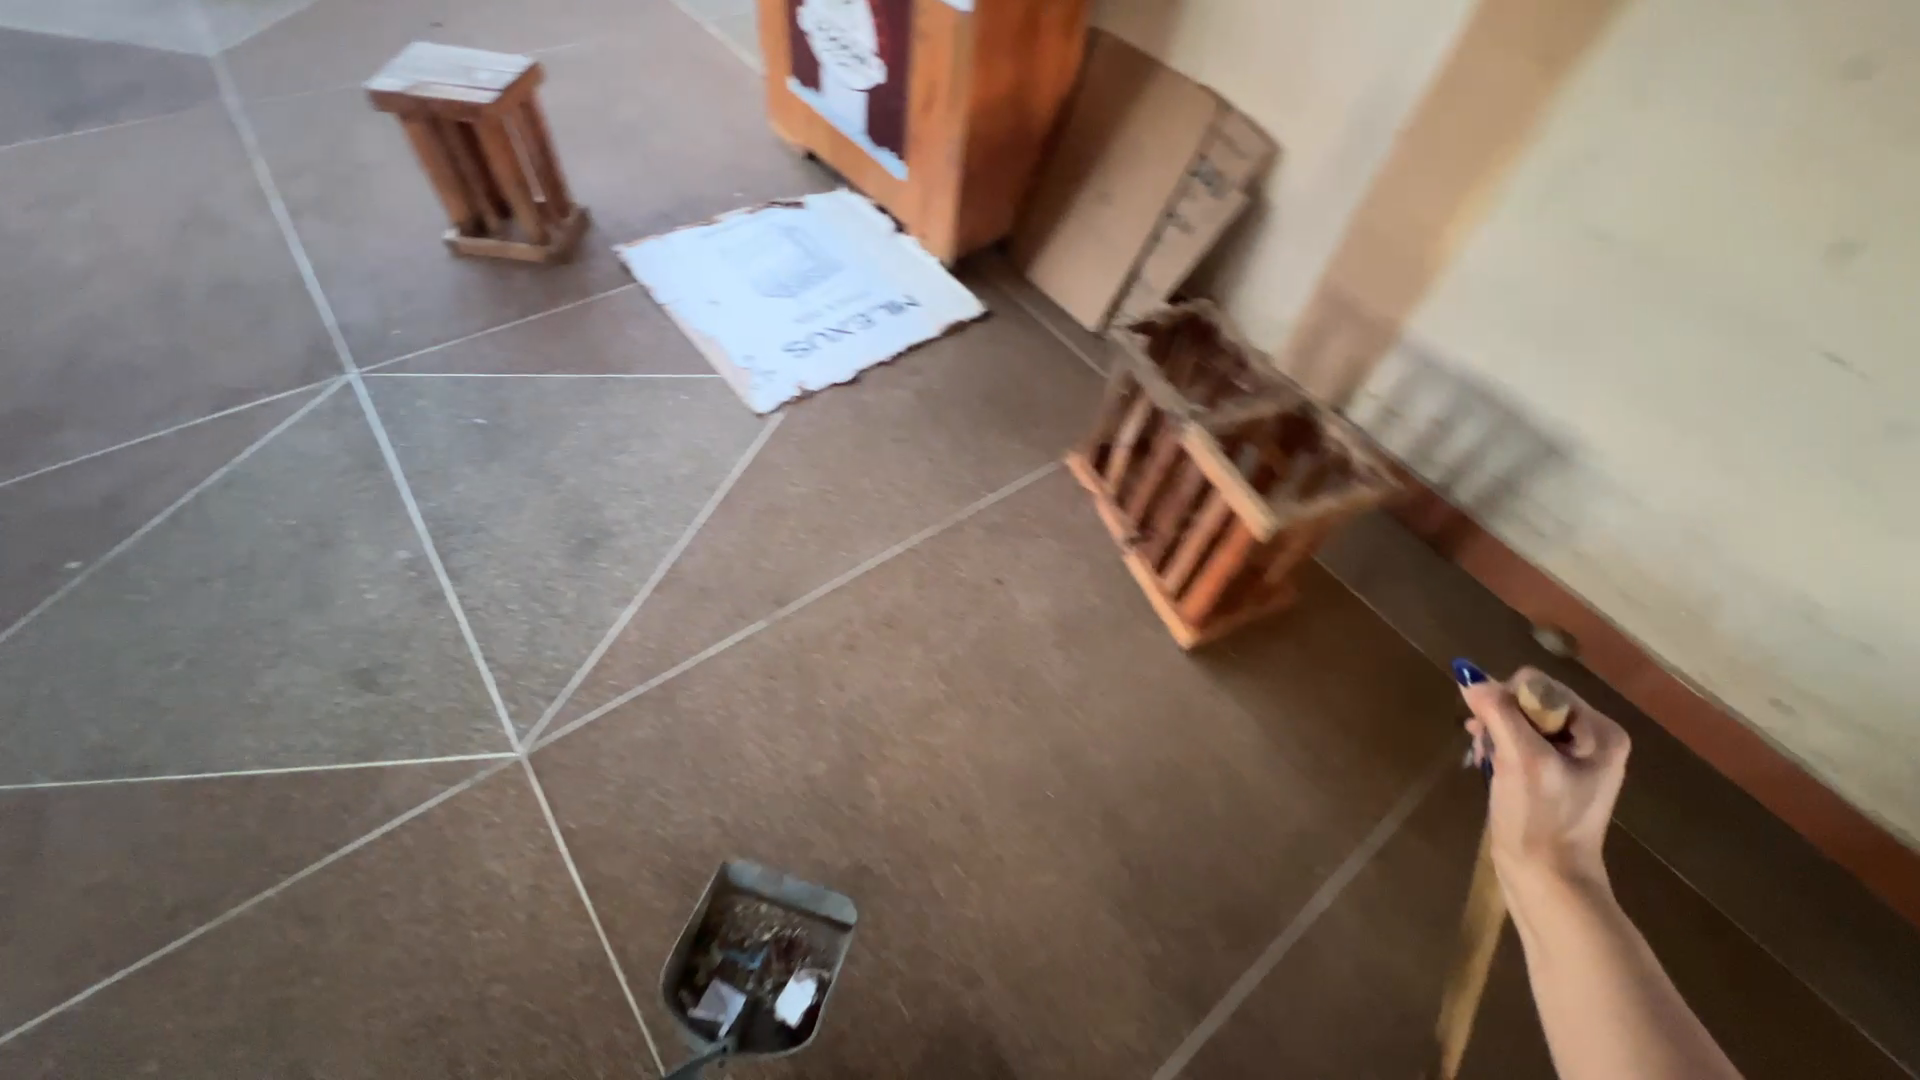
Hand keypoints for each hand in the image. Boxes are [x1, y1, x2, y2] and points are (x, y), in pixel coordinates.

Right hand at [1459, 666, 1630, 898]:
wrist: (1547, 879)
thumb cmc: (1539, 820)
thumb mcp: (1519, 761)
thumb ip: (1499, 713)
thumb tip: (1470, 677)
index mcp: (1600, 731)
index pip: (1539, 686)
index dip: (1507, 701)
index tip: (1492, 733)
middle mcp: (1592, 738)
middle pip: (1528, 701)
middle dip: (1498, 718)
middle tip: (1485, 748)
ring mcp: (1574, 757)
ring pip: (1518, 720)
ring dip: (1494, 734)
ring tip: (1486, 760)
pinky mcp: (1553, 773)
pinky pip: (1519, 741)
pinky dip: (1499, 748)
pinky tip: (1490, 767)